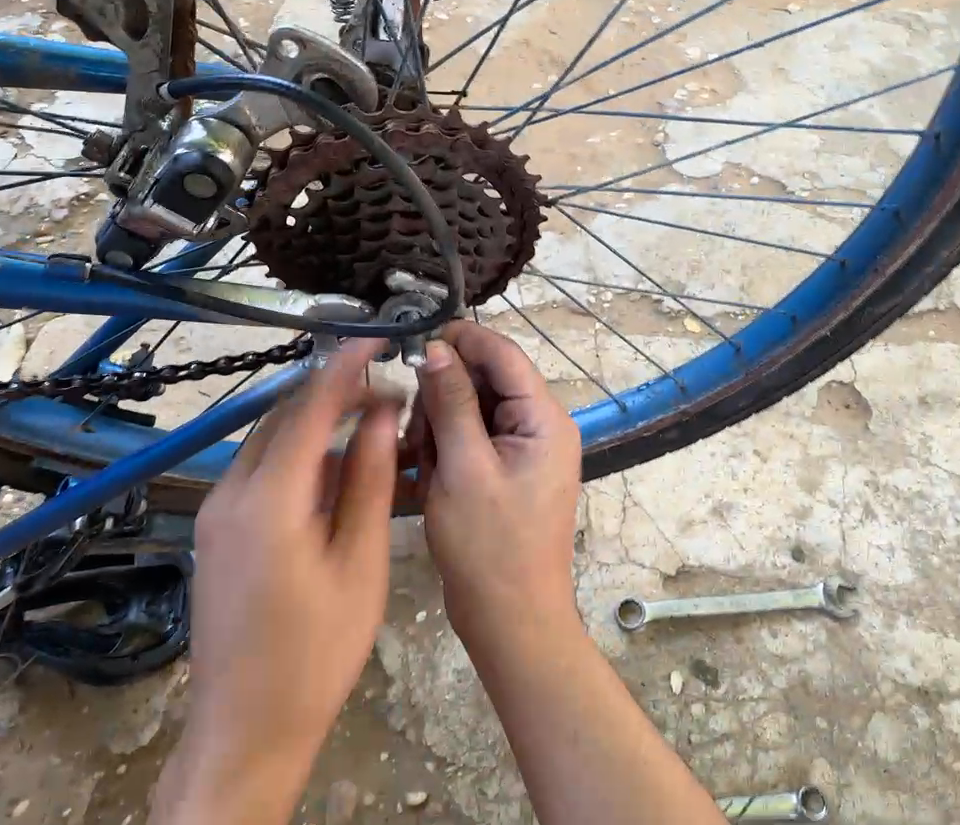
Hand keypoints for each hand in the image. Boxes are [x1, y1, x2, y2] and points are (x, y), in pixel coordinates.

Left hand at [156, 338, 398, 824]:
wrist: (247, 725)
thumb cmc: (317, 651)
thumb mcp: (359, 563)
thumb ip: (367, 481)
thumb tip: (381, 415)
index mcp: (268, 499)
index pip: (308, 409)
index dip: (343, 368)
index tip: (375, 338)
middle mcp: (230, 494)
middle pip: (282, 419)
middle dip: (331, 393)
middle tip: (383, 385)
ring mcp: (216, 514)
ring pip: (268, 444)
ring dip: (314, 425)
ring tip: (366, 422)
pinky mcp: (215, 533)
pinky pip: (258, 473)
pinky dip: (296, 457)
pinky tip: (332, 471)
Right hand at [404, 321, 582, 651]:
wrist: (510, 619)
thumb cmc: (489, 546)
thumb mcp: (463, 467)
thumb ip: (451, 402)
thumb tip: (437, 347)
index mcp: (544, 419)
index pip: (504, 355)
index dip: (462, 340)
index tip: (415, 340)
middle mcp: (540, 427)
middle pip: (485, 381)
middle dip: (444, 398)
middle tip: (415, 434)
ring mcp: (523, 451)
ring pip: (472, 410)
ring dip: (439, 428)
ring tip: (421, 465)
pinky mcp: (505, 472)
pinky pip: (471, 440)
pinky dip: (445, 451)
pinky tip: (426, 478)